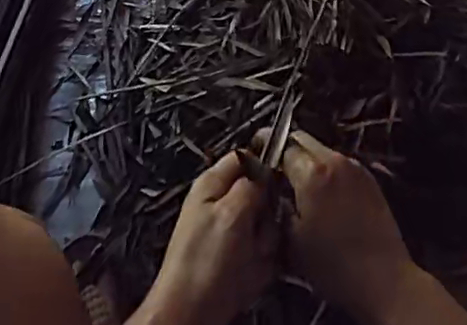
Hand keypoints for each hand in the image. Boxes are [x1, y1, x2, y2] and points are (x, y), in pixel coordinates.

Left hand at [132, 152, 277, 324]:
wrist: (189, 318)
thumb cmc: (203, 265)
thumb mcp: (232, 213)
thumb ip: (251, 185)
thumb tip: (267, 170)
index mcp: (213, 184)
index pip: (247, 157)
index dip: (266, 167)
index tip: (278, 185)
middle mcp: (221, 204)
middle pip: (261, 195)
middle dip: (267, 215)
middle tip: (256, 232)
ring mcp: (229, 234)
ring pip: (266, 226)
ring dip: (265, 244)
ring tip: (249, 259)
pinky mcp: (235, 260)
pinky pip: (262, 253)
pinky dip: (261, 265)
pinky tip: (249, 275)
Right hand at [272, 130, 421, 323]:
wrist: (384, 279)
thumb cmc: (333, 265)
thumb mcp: (293, 241)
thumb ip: (278, 207)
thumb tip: (272, 191)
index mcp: (312, 172)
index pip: (281, 143)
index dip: (265, 147)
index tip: (255, 154)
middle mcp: (334, 160)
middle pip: (302, 138)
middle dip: (285, 149)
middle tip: (275, 170)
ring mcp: (354, 166)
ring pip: (321, 150)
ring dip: (306, 159)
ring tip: (299, 185)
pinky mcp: (369, 177)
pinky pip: (338, 163)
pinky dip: (326, 170)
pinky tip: (324, 196)